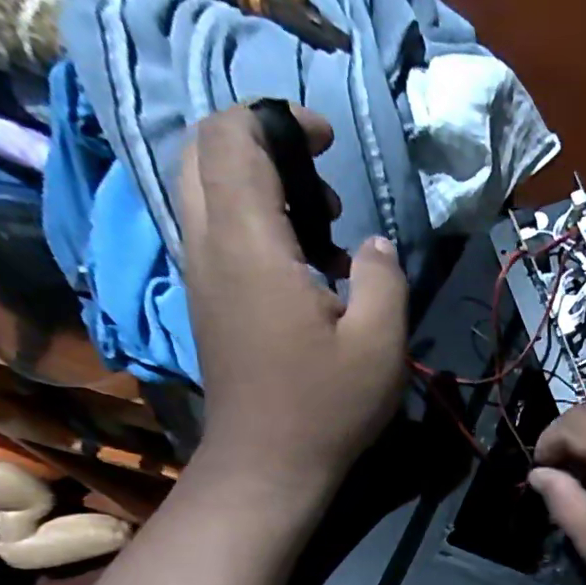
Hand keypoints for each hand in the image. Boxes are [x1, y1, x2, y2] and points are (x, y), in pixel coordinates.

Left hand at [177, 104, 407, 492]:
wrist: (267, 465)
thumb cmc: (327, 407)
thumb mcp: (381, 343)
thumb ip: (385, 277)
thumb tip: (373, 246)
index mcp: (250, 246)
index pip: (234, 137)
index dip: (278, 118)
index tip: (327, 143)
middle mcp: (210, 247)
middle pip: (204, 151)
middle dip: (260, 141)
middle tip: (320, 180)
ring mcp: (200, 275)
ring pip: (205, 190)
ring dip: (257, 183)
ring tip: (321, 224)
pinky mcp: (206, 301)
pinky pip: (214, 229)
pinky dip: (251, 219)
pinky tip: (303, 264)